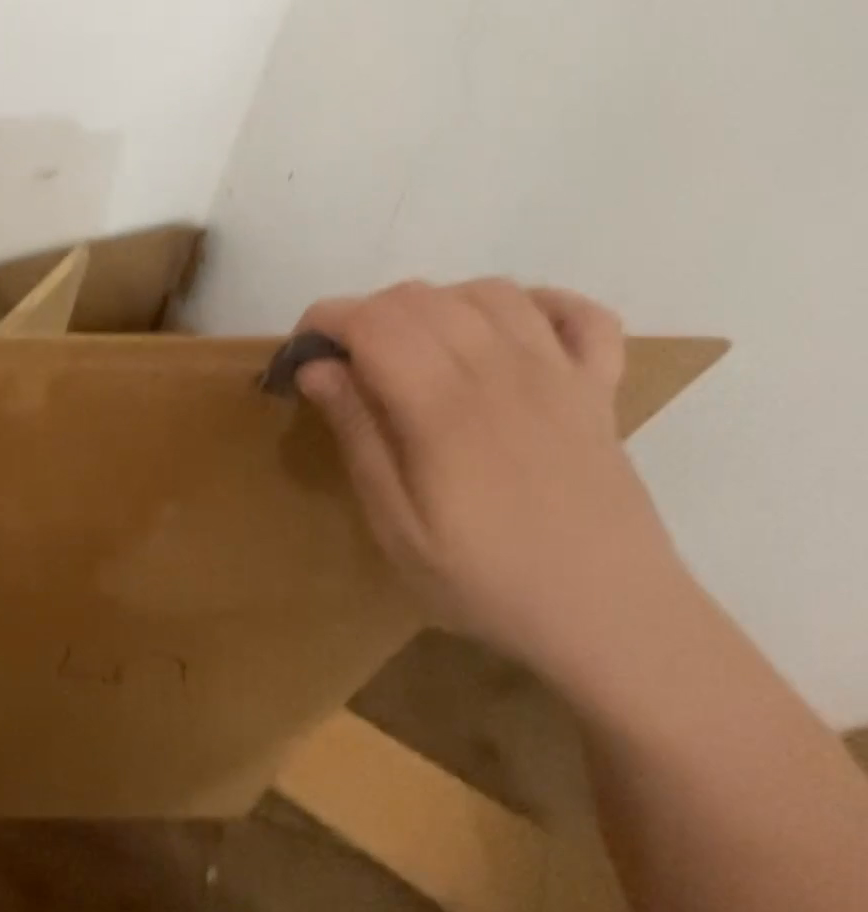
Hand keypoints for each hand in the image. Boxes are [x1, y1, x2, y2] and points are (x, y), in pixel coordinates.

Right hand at [293, 279, 687, 673]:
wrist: (612, 619)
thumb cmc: (485, 581)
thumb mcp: (395, 526)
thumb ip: (358, 436)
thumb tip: (318, 369)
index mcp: (445, 410)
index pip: (374, 322)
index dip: (325, 321)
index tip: (300, 355)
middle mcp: (503, 373)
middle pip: (421, 298)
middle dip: (365, 314)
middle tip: (343, 365)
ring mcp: (560, 376)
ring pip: (488, 292)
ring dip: (434, 303)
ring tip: (411, 349)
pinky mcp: (599, 391)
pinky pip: (579, 313)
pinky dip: (536, 304)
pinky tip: (504, 331)